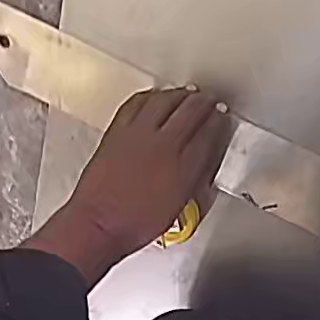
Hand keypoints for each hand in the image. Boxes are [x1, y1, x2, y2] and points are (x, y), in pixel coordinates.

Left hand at [23, 86, 234, 285]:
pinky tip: (154, 97)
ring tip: (187, 93)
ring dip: (180, 94)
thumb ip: (194, 183)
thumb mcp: (176, 209)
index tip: (222, 117)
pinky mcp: (117, 132)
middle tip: (210, 99)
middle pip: (191, 111)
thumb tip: (203, 170)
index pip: (209, 135)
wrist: (98, 225)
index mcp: (183, 169)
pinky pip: (136, 103)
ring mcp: (138, 136)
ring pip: (165, 100)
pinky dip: (150, 96)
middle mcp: (163, 147)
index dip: (219, 122)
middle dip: (205, 102)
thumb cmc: (131, 225)